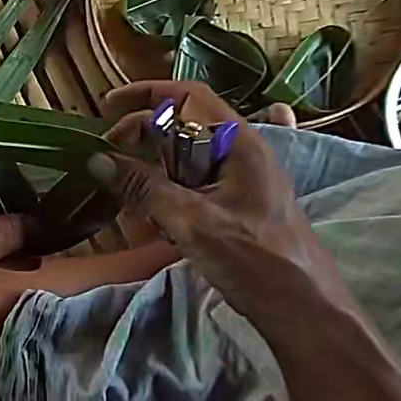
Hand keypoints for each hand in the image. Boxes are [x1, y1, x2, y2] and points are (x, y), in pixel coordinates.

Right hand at [88, 85, 341, 323]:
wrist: (303, 307)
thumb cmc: (255, 259)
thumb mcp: (191, 221)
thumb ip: (143, 188)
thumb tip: (97, 160)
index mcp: (237, 143)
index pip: (188, 96)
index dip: (146, 93)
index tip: (108, 106)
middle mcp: (239, 152)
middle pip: (181, 125)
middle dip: (141, 138)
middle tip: (108, 160)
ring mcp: (239, 178)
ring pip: (183, 157)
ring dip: (152, 172)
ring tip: (129, 199)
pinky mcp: (236, 203)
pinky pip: (193, 184)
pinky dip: (169, 192)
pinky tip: (155, 217)